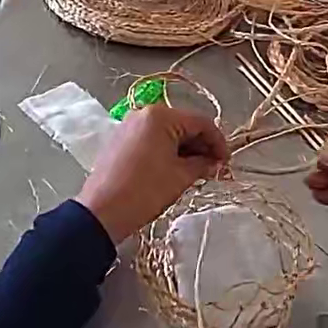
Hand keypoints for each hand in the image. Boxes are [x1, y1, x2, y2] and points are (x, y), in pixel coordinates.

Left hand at [77, 105, 229, 241]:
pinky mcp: (121, 140)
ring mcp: (130, 126)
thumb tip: (215, 162)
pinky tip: (177, 168)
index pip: (201, 123)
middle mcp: (144, 114)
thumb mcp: (181, 176)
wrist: (101, 213)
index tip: (226, 162)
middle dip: (202, 146)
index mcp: (161, 116)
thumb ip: (203, 163)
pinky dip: (168, 151)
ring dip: (186, 149)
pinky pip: (152, 139)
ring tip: (197, 171)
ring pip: (168, 132)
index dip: (218, 142)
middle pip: (184, 125)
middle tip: (214, 168)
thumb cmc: (145, 191)